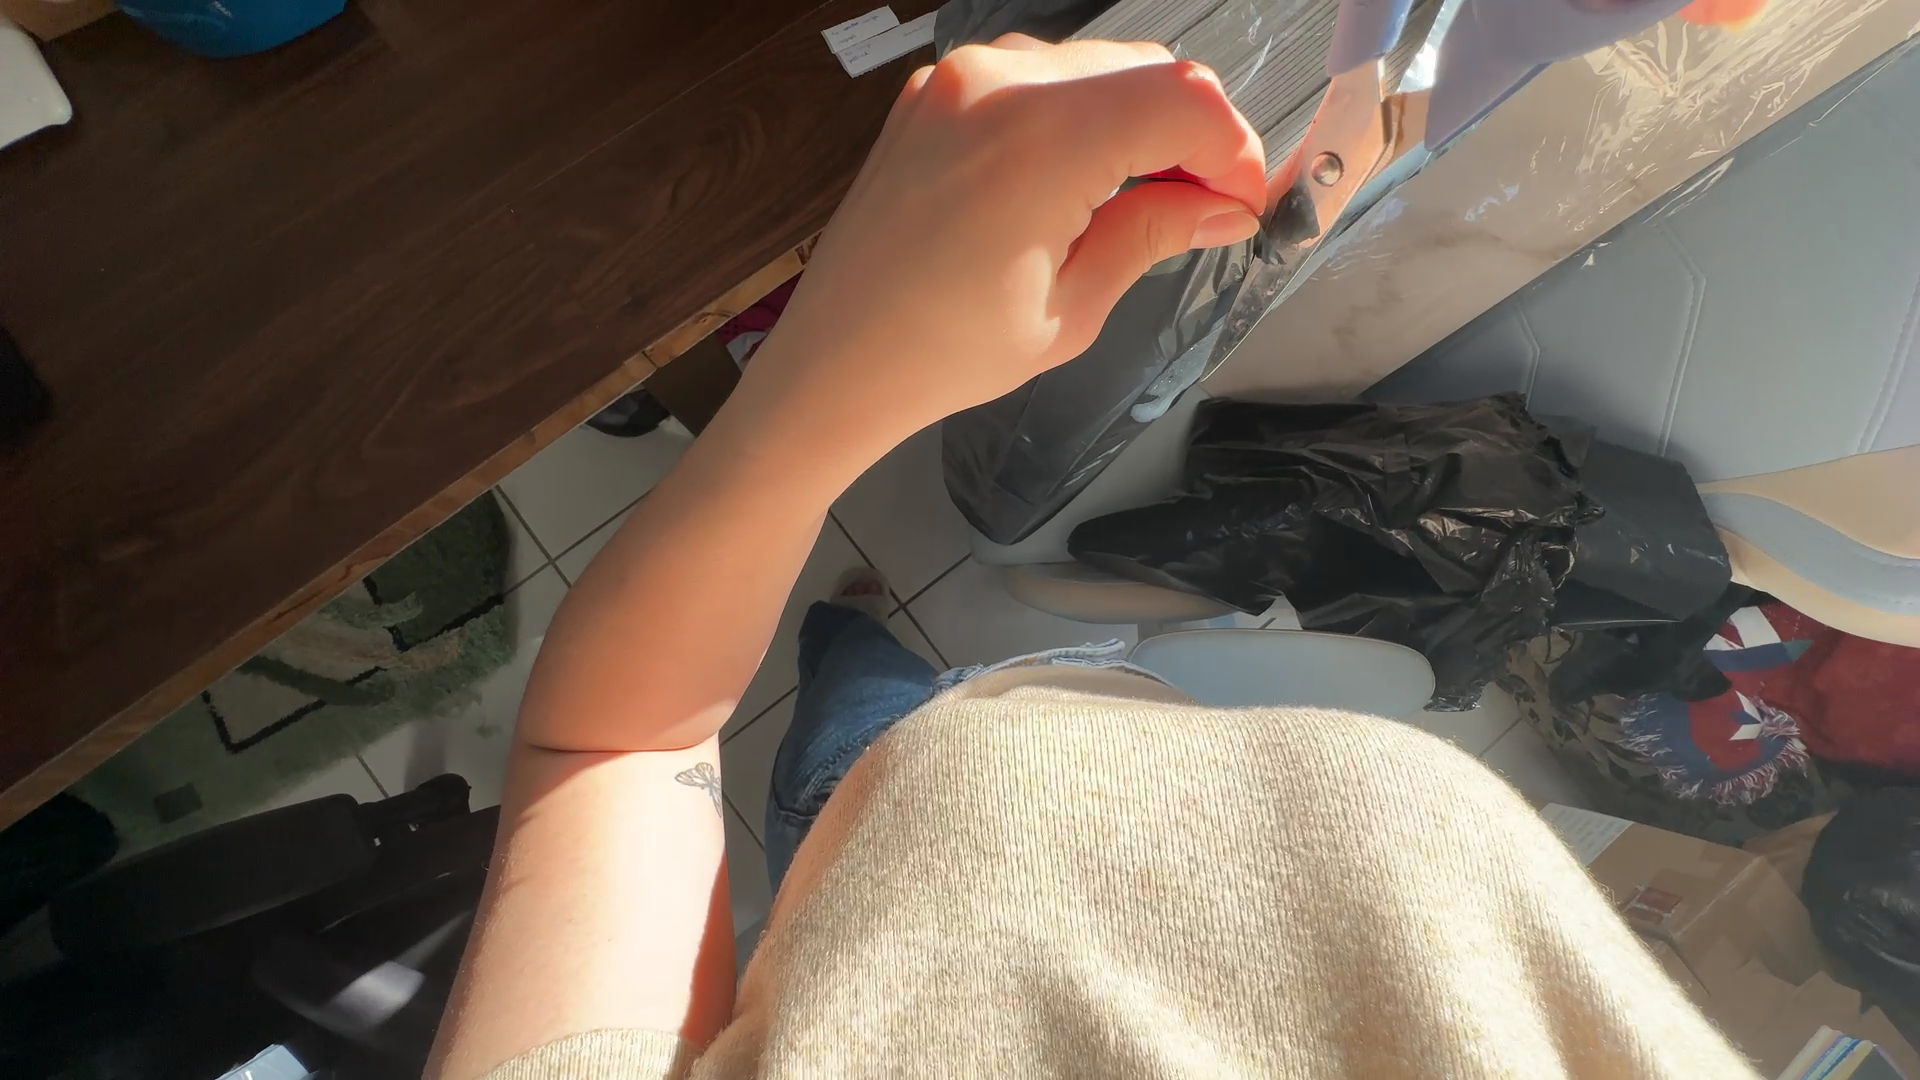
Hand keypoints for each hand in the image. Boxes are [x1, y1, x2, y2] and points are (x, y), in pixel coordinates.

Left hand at [741, 37, 1266, 445]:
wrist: (837, 363)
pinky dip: (1076, 123)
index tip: (1242, 202)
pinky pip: (1035, 85)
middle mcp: (997, 83)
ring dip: (1134, 126)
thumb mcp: (1069, 311)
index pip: (1185, 100)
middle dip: (1190, 136)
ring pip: (1092, 71)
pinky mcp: (934, 97)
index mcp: (1039, 141)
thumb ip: (1152, 236)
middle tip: (1199, 207)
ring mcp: (957, 81)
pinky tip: (1075, 185)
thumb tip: (1224, 207)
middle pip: (1145, 69)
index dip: (1234, 150)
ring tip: (1135, 204)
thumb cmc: (943, 357)